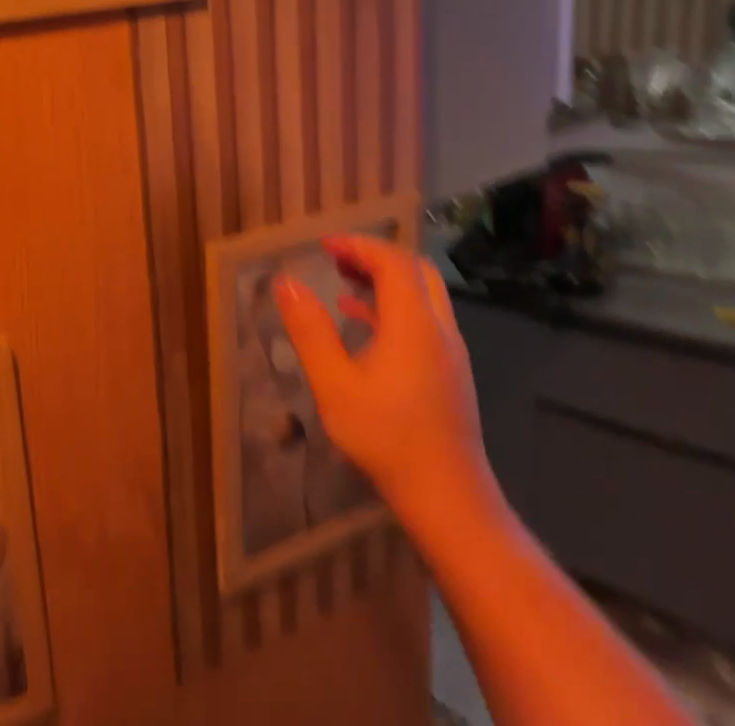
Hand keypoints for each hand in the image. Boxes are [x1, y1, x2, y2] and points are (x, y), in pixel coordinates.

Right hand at [275, 236, 496, 521]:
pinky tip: (361, 321)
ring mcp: (448, 352)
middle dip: (375, 257)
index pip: (394, 264)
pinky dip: (391, 307)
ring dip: (384, 281)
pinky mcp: (447, 372)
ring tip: (343, 281)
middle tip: (335, 258)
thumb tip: (286, 283)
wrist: (444, 490)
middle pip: (416, 273)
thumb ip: (310, 331)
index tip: (324, 245)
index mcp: (413, 326)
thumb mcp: (333, 383)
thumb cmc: (383, 434)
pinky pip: (421, 321)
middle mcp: (438, 331)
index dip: (360, 246)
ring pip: (422, 297)